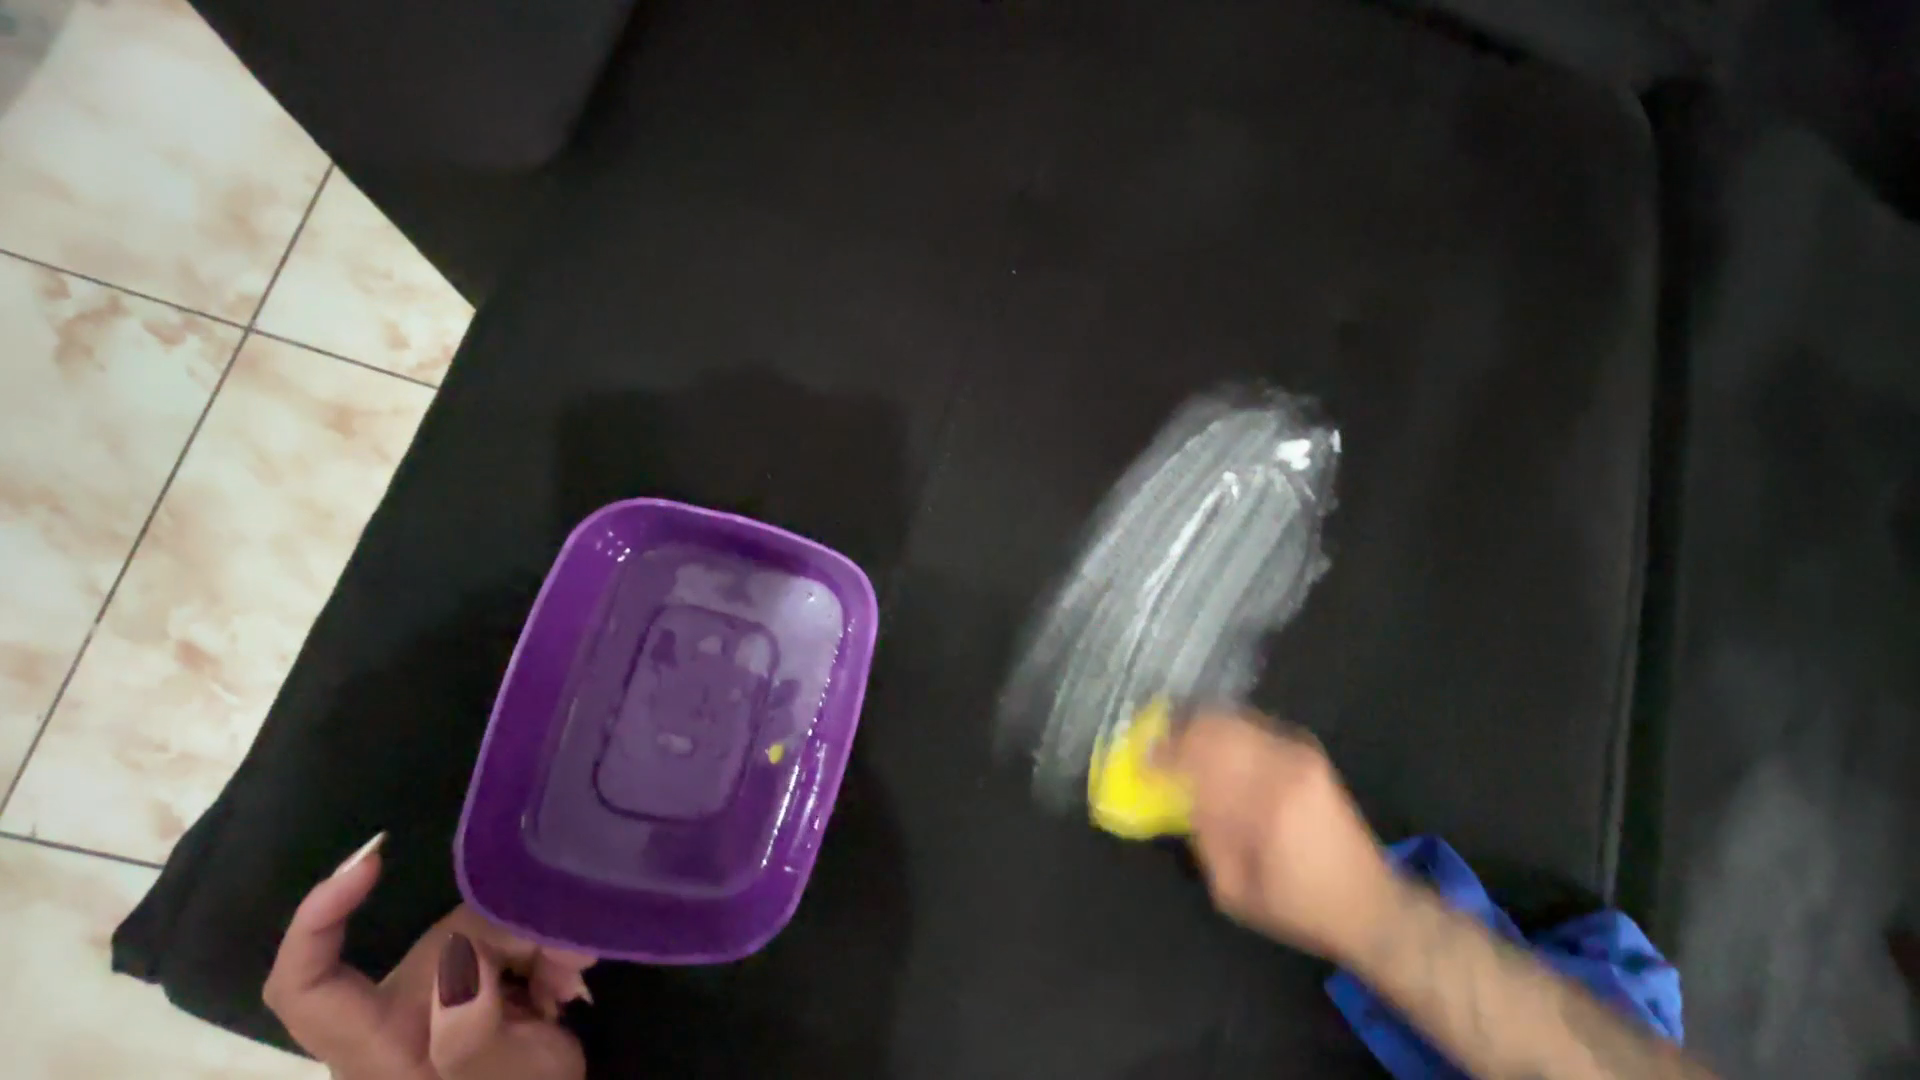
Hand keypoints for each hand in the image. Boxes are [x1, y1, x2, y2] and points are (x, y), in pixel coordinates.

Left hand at [263, 835, 594, 1079]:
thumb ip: (472, 1032)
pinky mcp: (470, 988)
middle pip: (444, 941)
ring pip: (485, 936)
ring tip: (574, 977)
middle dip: (515, 937)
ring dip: (539, 948)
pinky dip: (542, 954)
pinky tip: (565, 981)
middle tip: (571, 959)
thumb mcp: (507, 1079)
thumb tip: (460, 959)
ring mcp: (435, 1000)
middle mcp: (396, 1016)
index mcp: (377, 1048)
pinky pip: (506, 945)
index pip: (306, 986)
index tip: (373, 861)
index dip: (320, 918)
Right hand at [1166, 709, 1398, 963]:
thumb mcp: (1233, 890)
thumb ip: (1202, 838)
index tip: (1140, 763)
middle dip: (1177, 733)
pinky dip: (1225, 730)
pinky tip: (1211, 746)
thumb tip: (1177, 799)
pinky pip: (1253, 727)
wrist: (1370, 903)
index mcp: (1263, 806)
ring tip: (1178, 742)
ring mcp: (1299, 755)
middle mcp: (1283, 769)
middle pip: (1213, 727)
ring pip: (1232, 719)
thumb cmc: (1298, 907)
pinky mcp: (1307, 753)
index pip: (1198, 761)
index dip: (1161, 756)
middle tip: (1155, 746)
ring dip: (1199, 728)